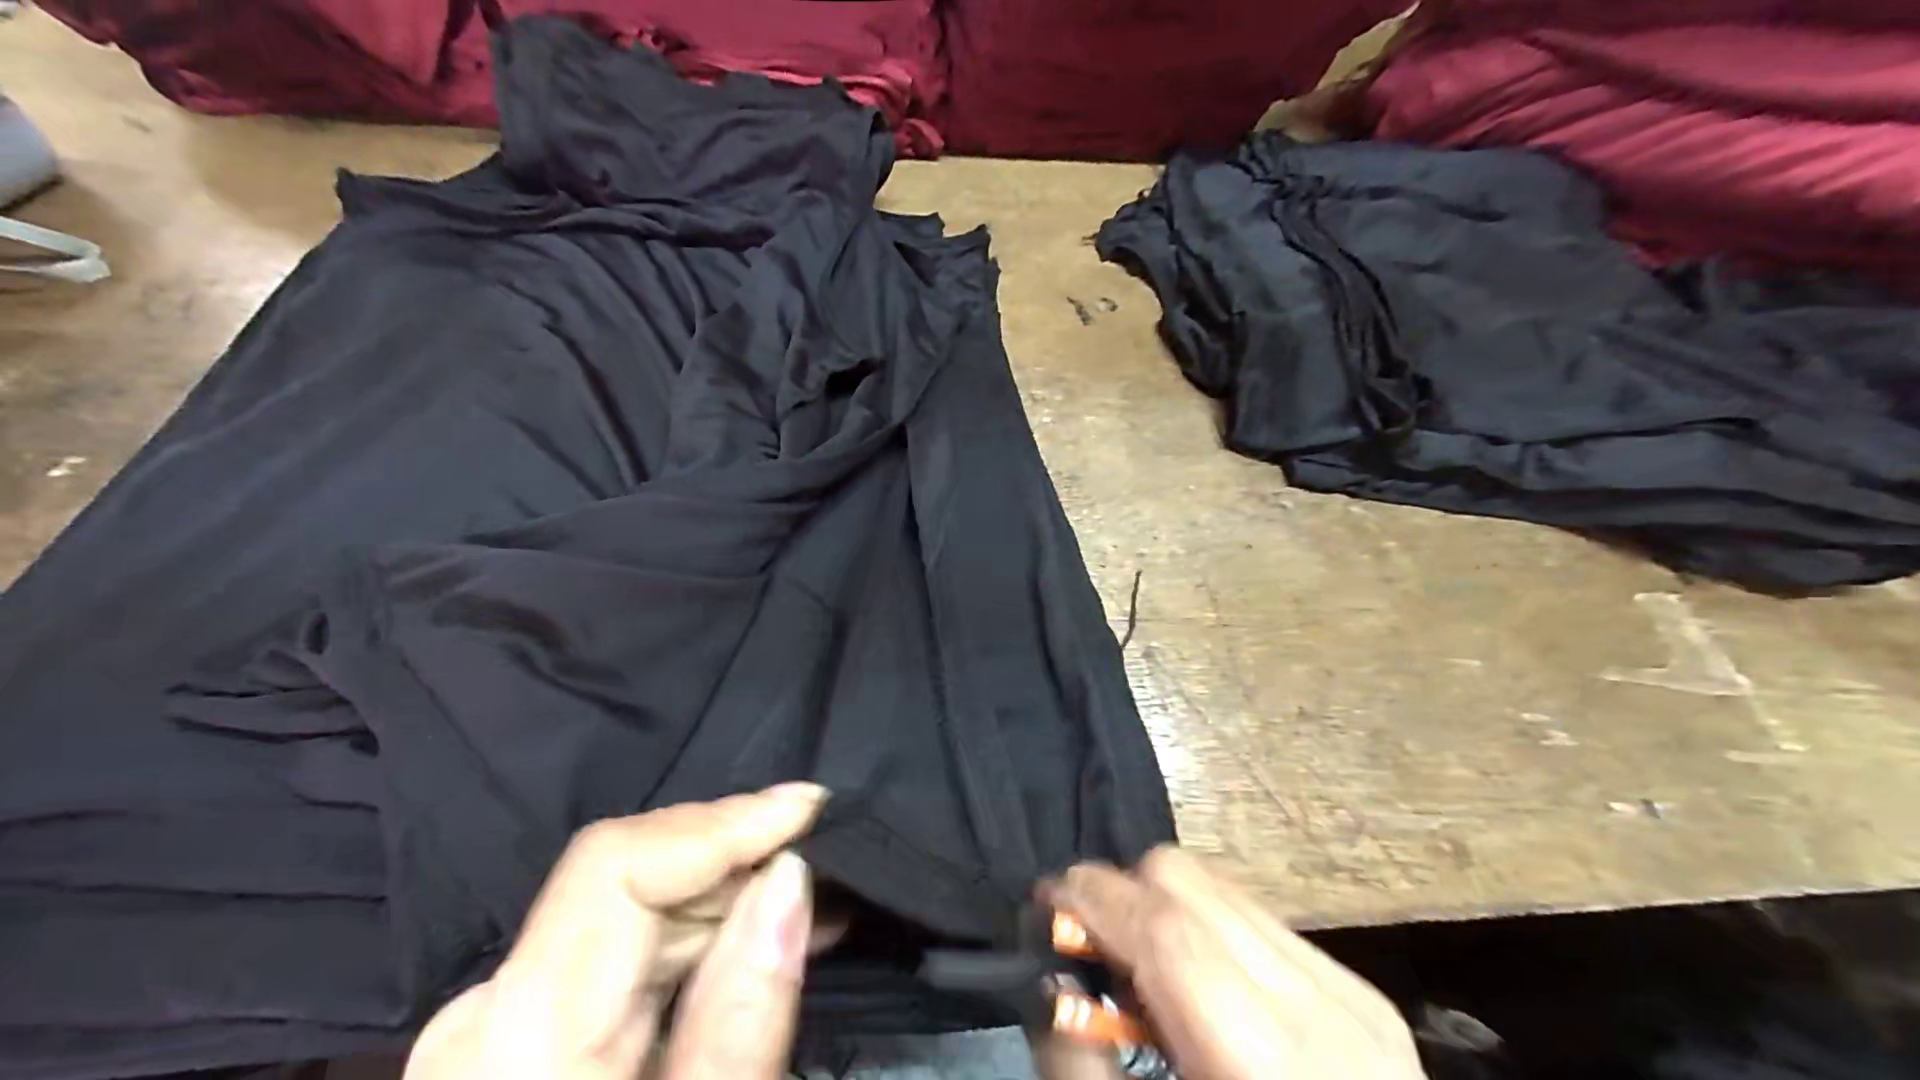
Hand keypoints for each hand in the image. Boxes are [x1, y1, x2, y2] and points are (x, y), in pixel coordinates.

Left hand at [404, 783, 828, 1079]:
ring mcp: (501, 1024)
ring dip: (732, 895)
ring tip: (819, 900)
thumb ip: (742, 1013)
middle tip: (836, 858)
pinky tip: (761, 939)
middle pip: (630, 881)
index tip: (811, 808)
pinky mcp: (526, 1042)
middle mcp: (494, 1008)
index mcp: (518, 1035)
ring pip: (633, 912)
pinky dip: (702, 938)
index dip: (720, 822)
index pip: (617, 866)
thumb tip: (791, 876)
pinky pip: (625, 956)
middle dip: (742, 857)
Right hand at [1050, 845, 1426, 1079]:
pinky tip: (1201, 982)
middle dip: (1119, 892)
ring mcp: (1349, 994)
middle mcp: (1316, 1007)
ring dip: (1161, 903)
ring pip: (1219, 886)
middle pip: (1186, 880)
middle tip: (1089, 941)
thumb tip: (1053, 987)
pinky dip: (1206, 926)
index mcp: (1265, 1062)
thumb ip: (1086, 1070)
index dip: (1092, 898)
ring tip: (1142, 962)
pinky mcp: (1363, 994)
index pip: (1164, 927)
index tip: (1045, 901)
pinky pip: (1257, 917)